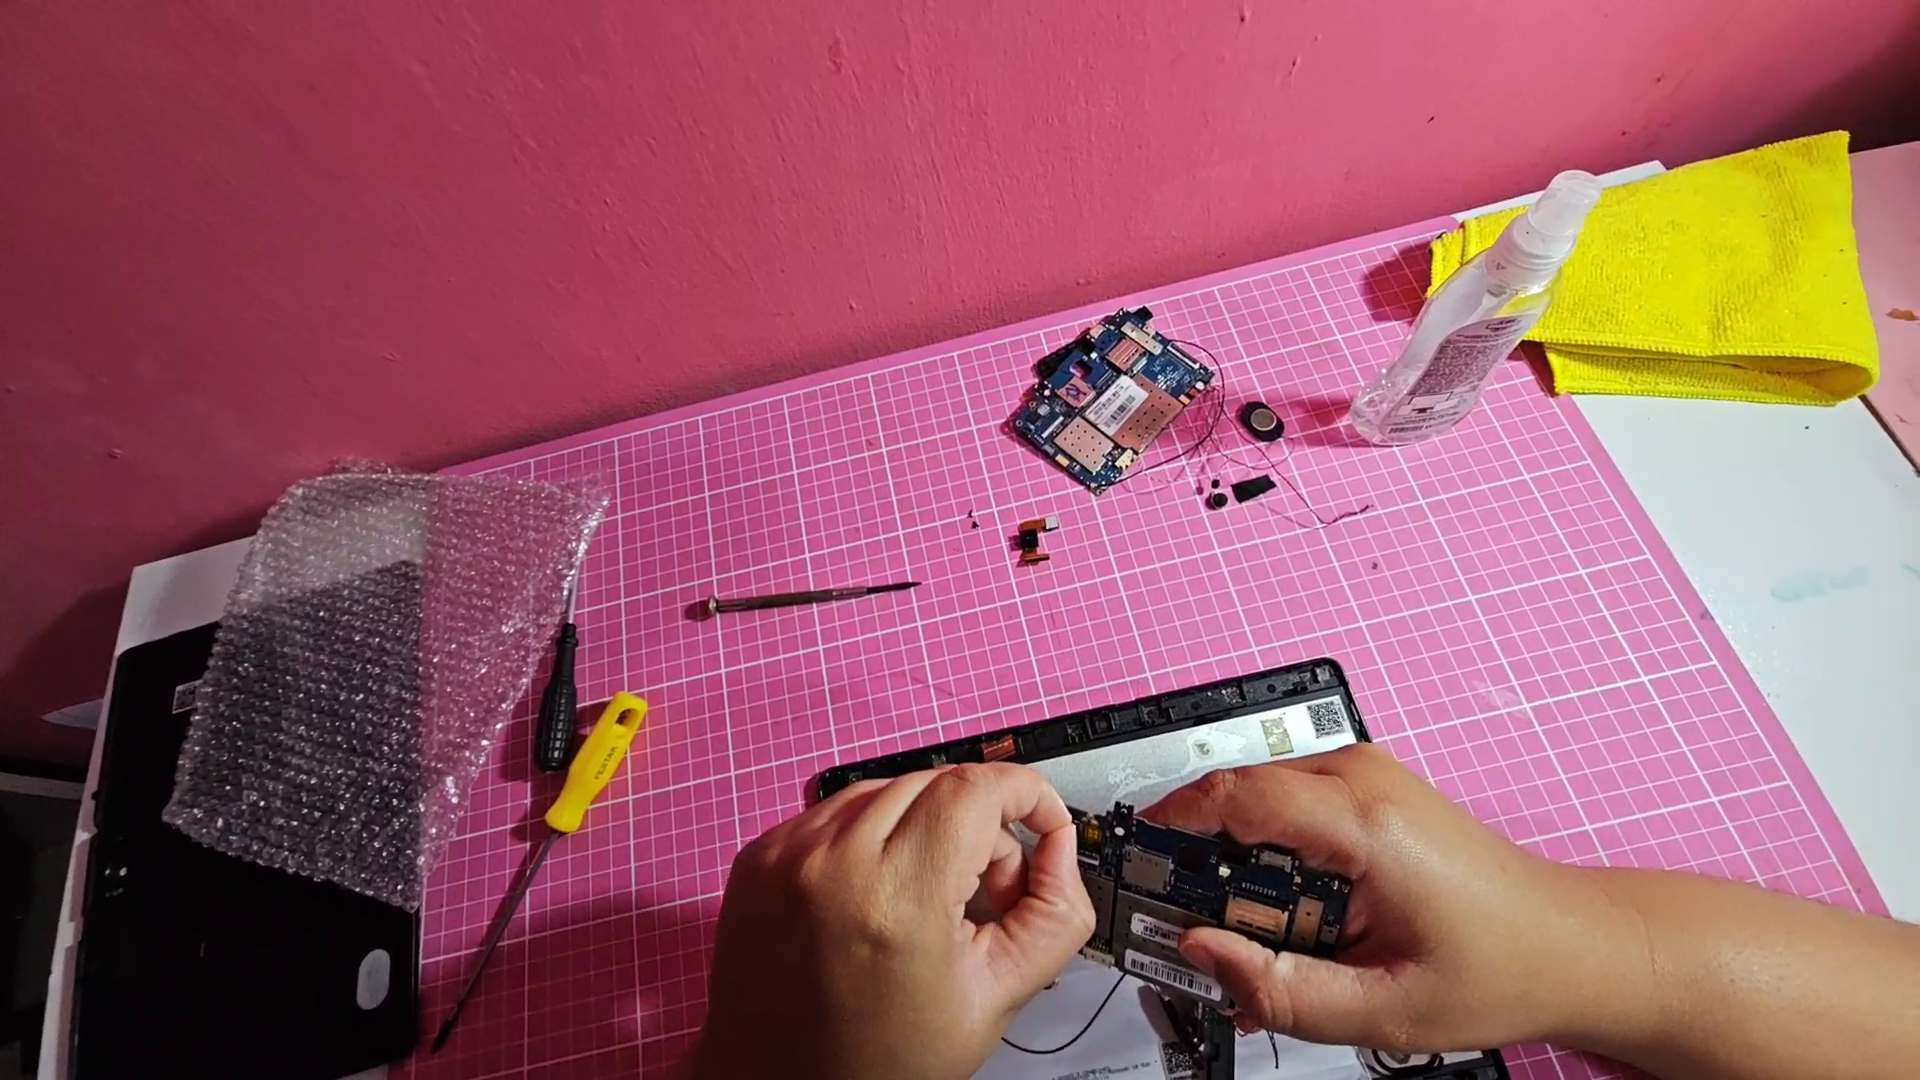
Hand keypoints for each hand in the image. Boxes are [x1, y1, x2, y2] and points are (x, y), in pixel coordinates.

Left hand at [688, 764, 1095, 1079]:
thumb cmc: (877, 1063)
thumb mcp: (993, 999)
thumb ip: (1053, 916)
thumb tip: (1060, 845)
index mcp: (896, 900)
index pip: (975, 790)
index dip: (1022, 793)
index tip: (1039, 819)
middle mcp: (833, 862)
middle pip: (939, 784)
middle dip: (980, 822)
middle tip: (983, 889)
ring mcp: (788, 851)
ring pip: (892, 787)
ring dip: (926, 823)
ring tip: (926, 892)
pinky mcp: (762, 851)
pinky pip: (842, 807)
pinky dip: (874, 832)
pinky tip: (877, 888)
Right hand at [1140, 743, 1643, 1054]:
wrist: (1572, 939)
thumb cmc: (1502, 966)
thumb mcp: (1388, 1010)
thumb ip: (1281, 989)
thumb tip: (1202, 950)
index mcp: (1365, 820)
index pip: (1236, 795)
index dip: (1175, 822)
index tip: (1143, 858)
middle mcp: (1357, 775)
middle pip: (1236, 791)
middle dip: (1204, 851)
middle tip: (1204, 913)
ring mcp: (1359, 769)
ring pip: (1254, 790)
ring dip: (1236, 848)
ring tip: (1262, 915)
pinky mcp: (1358, 777)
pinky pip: (1280, 792)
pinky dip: (1265, 839)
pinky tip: (1290, 892)